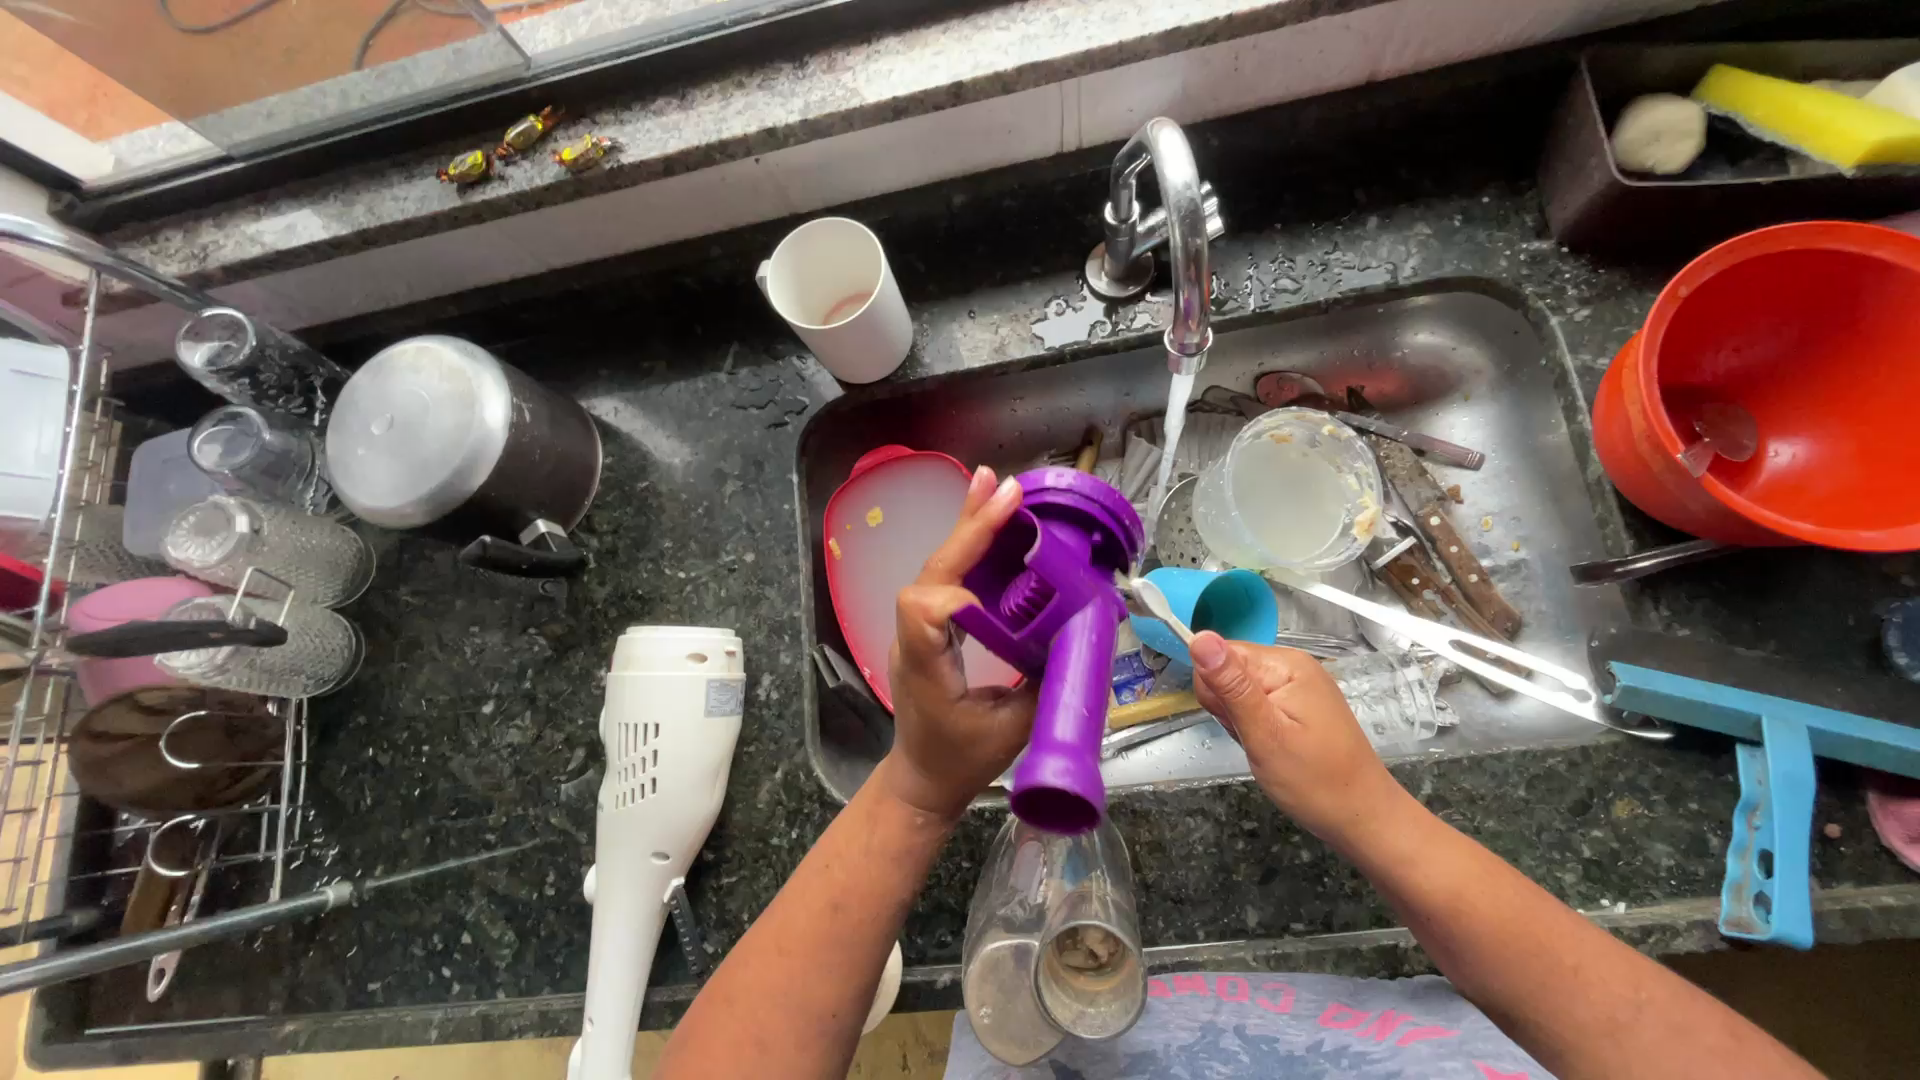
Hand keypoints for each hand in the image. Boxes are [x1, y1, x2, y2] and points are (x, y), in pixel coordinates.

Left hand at [879, 466, 1037, 821]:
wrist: (923, 779)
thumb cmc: (963, 761)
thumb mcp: (1013, 730)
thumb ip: (1043, 681)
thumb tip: (1080, 634)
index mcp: (926, 668)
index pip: (923, 612)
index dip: (954, 591)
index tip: (992, 586)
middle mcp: (913, 640)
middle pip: (933, 572)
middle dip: (970, 530)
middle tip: (1002, 490)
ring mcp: (915, 631)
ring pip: (936, 567)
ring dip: (967, 527)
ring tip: (992, 487)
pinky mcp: (927, 627)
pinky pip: (945, 578)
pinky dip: (968, 547)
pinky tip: (985, 520)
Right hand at [1188, 632, 1408, 845]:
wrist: (1361, 816)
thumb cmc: (1315, 781)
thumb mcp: (1265, 735)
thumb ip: (1230, 685)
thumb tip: (1200, 637)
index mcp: (1285, 664)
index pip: (1220, 653)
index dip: (1217, 690)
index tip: (1237, 722)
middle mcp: (1292, 665)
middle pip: (1228, 670)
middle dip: (1228, 707)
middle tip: (1254, 738)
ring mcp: (1297, 684)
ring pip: (1238, 689)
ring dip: (1240, 719)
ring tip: (1264, 745)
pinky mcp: (1298, 702)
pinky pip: (1255, 702)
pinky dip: (1254, 725)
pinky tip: (1270, 745)